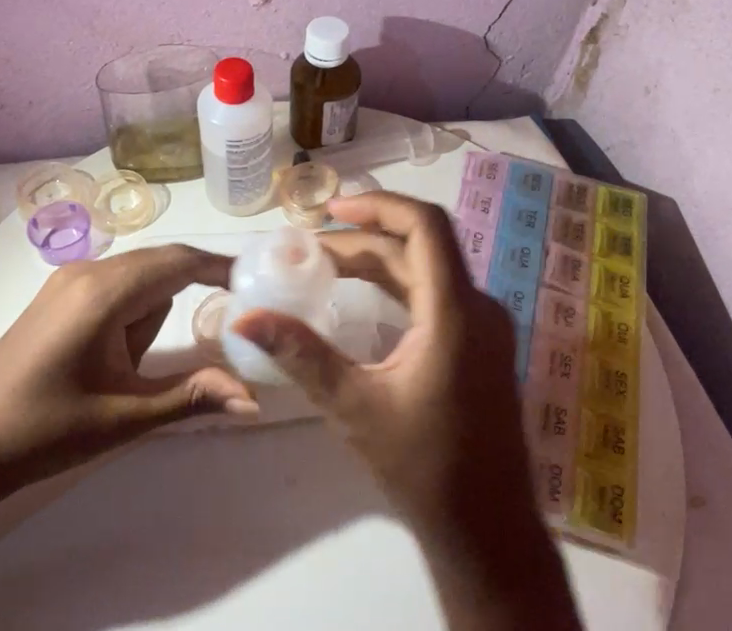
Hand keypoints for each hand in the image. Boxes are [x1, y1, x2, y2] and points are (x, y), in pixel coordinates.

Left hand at [0, 243, 257, 481]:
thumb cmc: (46, 430)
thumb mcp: (127, 415)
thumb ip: (194, 396)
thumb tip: (254, 401)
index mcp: (105, 293)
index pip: (180, 261)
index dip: (222, 267)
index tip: (259, 283)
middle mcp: (89, 272)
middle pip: (163, 261)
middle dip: (196, 287)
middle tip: (231, 320)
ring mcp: (69, 280)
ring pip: (140, 275)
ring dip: (158, 306)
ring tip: (142, 364)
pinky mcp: (59, 295)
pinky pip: (117, 286)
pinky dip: (137, 307)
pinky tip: (124, 353)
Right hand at [233, 194, 578, 629]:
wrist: (487, 528)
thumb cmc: (424, 468)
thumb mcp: (355, 407)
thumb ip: (302, 355)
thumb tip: (244, 319)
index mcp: (455, 312)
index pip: (426, 226)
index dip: (379, 205)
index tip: (331, 210)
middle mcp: (478, 307)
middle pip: (422, 248)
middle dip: (364, 240)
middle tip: (309, 248)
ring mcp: (485, 326)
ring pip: (430, 272)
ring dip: (380, 263)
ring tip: (327, 265)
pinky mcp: (481, 346)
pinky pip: (438, 297)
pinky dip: (398, 288)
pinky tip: (364, 300)